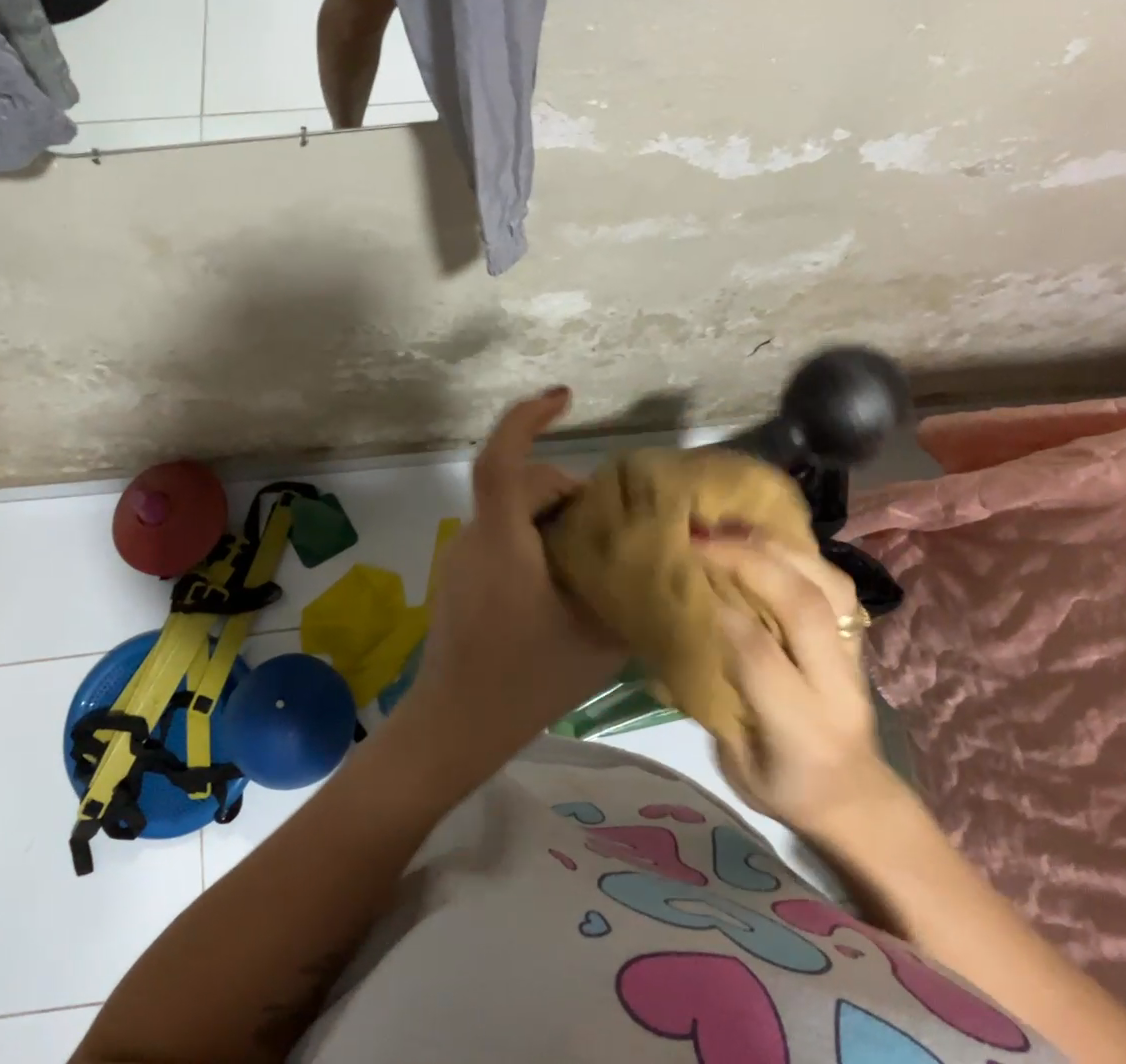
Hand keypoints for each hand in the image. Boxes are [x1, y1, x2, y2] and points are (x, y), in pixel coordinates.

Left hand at [388, 388, 624, 774]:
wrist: (456, 725)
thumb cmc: (526, 679)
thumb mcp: (598, 638)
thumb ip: (634, 592)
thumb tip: (669, 560)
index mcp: (502, 541)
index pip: (502, 461)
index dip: (527, 419)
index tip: (563, 399)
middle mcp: (474, 539)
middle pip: (521, 487)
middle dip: (570, 494)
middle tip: (615, 529)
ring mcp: (461, 561)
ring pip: (513, 517)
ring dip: (555, 523)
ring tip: (596, 562)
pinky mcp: (460, 583)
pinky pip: (502, 543)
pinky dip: (535, 545)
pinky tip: (563, 586)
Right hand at [698, 541, 908, 839]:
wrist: (857, 801)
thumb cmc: (786, 791)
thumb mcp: (739, 765)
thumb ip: (720, 704)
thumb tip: (689, 641)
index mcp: (800, 726)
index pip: (765, 659)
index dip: (728, 616)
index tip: (691, 581)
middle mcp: (835, 684)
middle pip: (805, 608)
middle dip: (753, 563)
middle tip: (704, 539)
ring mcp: (853, 658)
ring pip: (831, 587)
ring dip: (782, 549)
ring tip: (736, 528)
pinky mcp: (856, 642)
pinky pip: (838, 587)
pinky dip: (803, 556)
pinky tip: (769, 542)